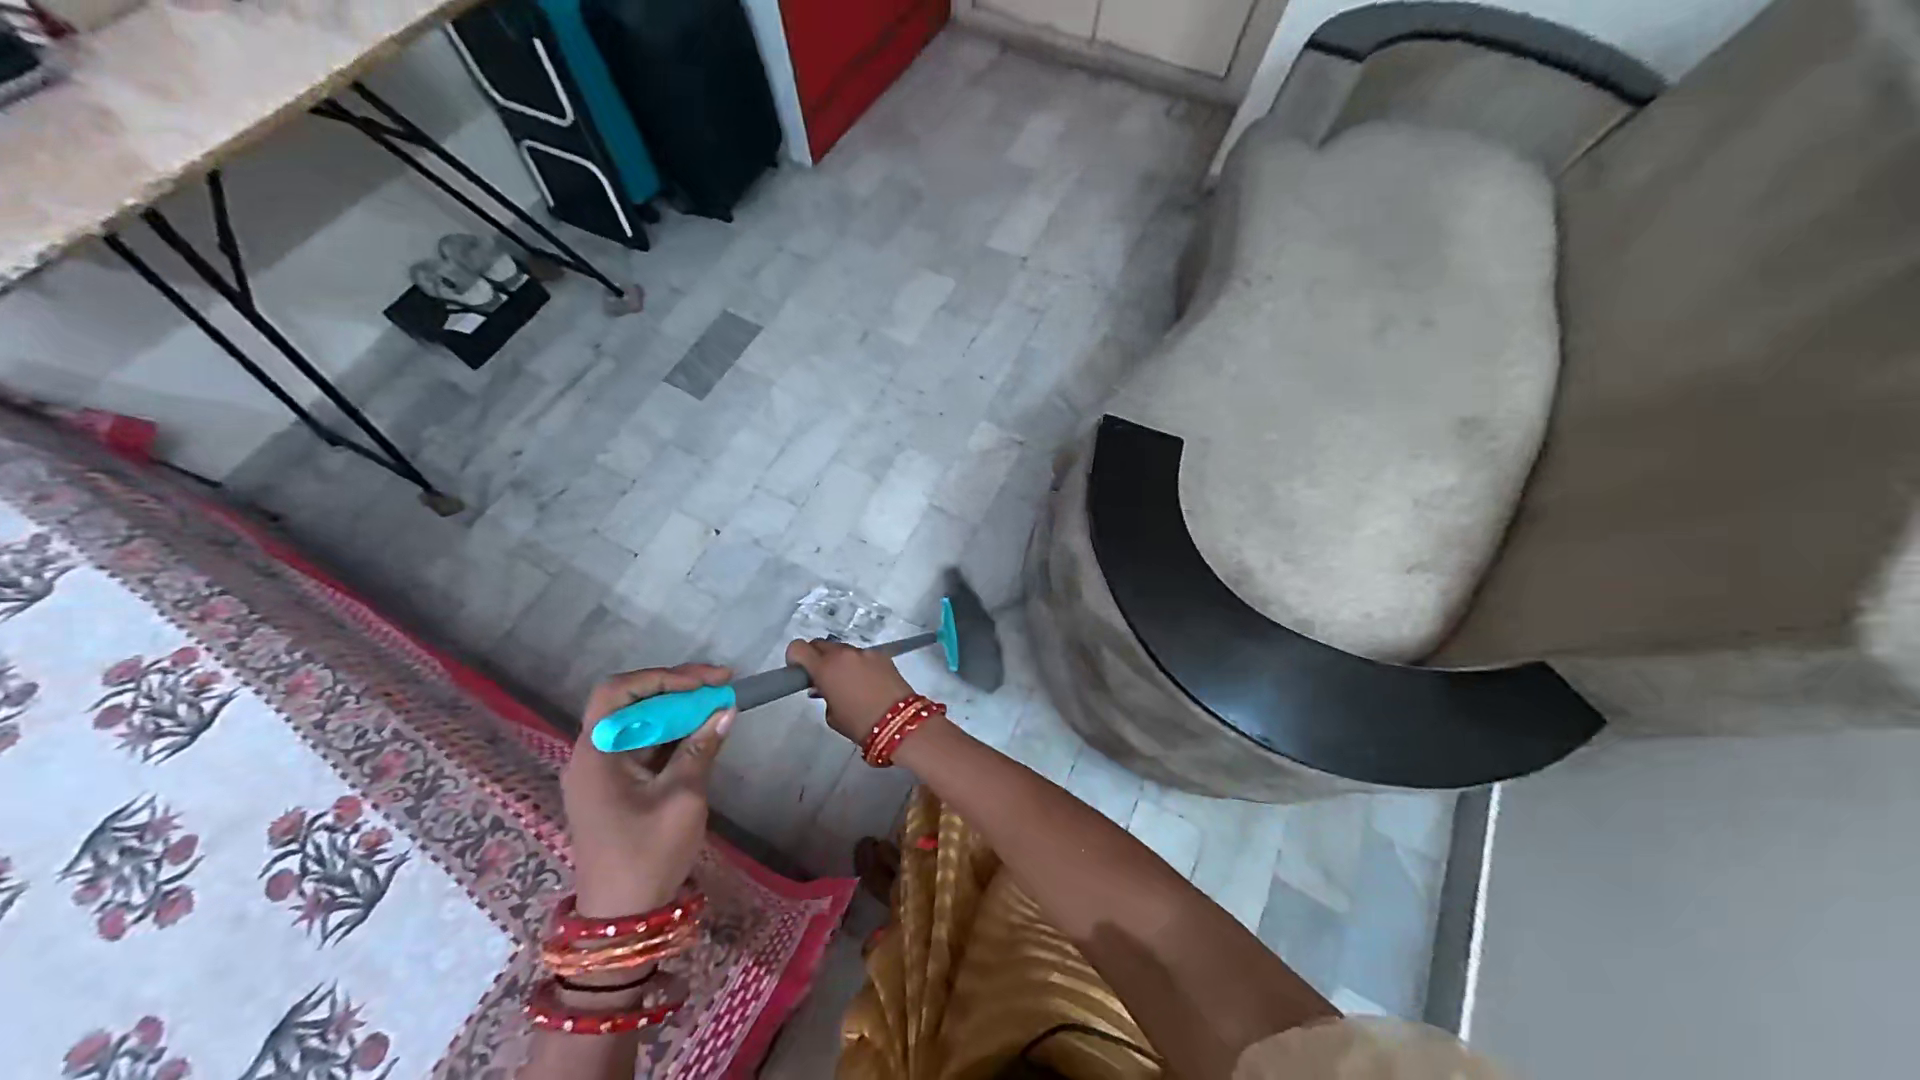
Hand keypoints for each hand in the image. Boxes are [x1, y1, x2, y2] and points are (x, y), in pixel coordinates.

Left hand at [560, 664, 732, 919]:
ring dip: (678, 709)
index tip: (709, 680)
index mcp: (596, 754)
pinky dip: (673, 732)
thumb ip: (701, 748)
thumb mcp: (683, 798)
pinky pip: (643, 744)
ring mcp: (602, 771)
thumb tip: (726, 710)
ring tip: (719, 702)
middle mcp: (592, 755)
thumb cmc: (648, 856)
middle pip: (629, 702)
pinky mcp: (616, 785)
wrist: (622, 918)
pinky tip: (702, 730)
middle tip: (721, 684)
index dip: (664, 677)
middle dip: (676, 688)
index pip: (619, 692)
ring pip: (639, 721)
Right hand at [784, 638, 915, 744]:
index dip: (795, 658)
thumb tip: (824, 687)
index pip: (798, 647)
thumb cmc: (860, 723)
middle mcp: (843, 654)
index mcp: (825, 668)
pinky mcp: (882, 655)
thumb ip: (823, 696)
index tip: (799, 672)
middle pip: (820, 644)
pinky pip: (862, 655)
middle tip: (822, 678)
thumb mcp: (832, 715)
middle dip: (816, 658)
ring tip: (847, 682)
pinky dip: (858, 664)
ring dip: (839, 661)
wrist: (900, 722)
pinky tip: (866, 682)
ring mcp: (864, 652)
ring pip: (842, 649)